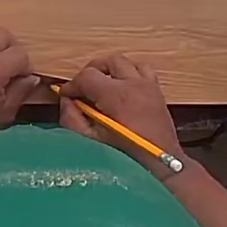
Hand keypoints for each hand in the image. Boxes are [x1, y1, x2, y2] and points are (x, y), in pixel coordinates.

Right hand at [58, 53, 184, 173]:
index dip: (72, 85)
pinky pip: (144, 70)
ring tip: (102, 86)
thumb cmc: (125, 158)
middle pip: (108, 62)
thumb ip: (72, 118)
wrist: (161, 165)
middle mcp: (135, 84)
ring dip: (111, 70)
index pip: (87, 76)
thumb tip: (67, 100)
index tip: (65, 95)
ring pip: (127, 63)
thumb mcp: (90, 142)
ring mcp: (149, 86)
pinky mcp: (157, 91)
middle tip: (82, 89)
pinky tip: (123, 88)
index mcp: (117, 95)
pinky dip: (131, 73)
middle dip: (91, 72)